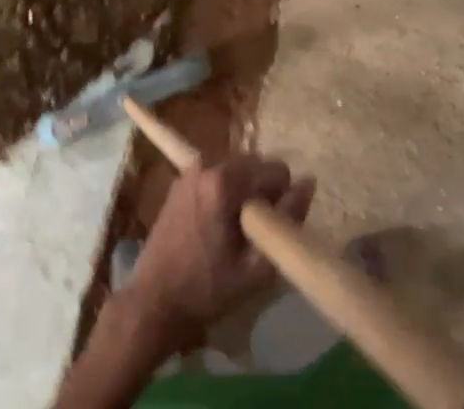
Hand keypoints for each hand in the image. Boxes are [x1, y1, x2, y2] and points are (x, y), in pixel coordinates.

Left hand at [124, 156, 315, 345]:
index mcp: (223, 181)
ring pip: (236, 168)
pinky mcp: (179, 183)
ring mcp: (188, 172)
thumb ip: (287, 219)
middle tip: (257, 230)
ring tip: (239, 229)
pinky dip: (226, 192)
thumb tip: (309, 182)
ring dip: (245, 191)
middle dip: (264, 191)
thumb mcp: (257, 265)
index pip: (275, 169)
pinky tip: (219, 224)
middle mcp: (204, 166)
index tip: (273, 227)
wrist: (154, 300)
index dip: (283, 197)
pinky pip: (216, 176)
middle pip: (254, 164)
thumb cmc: (207, 287)